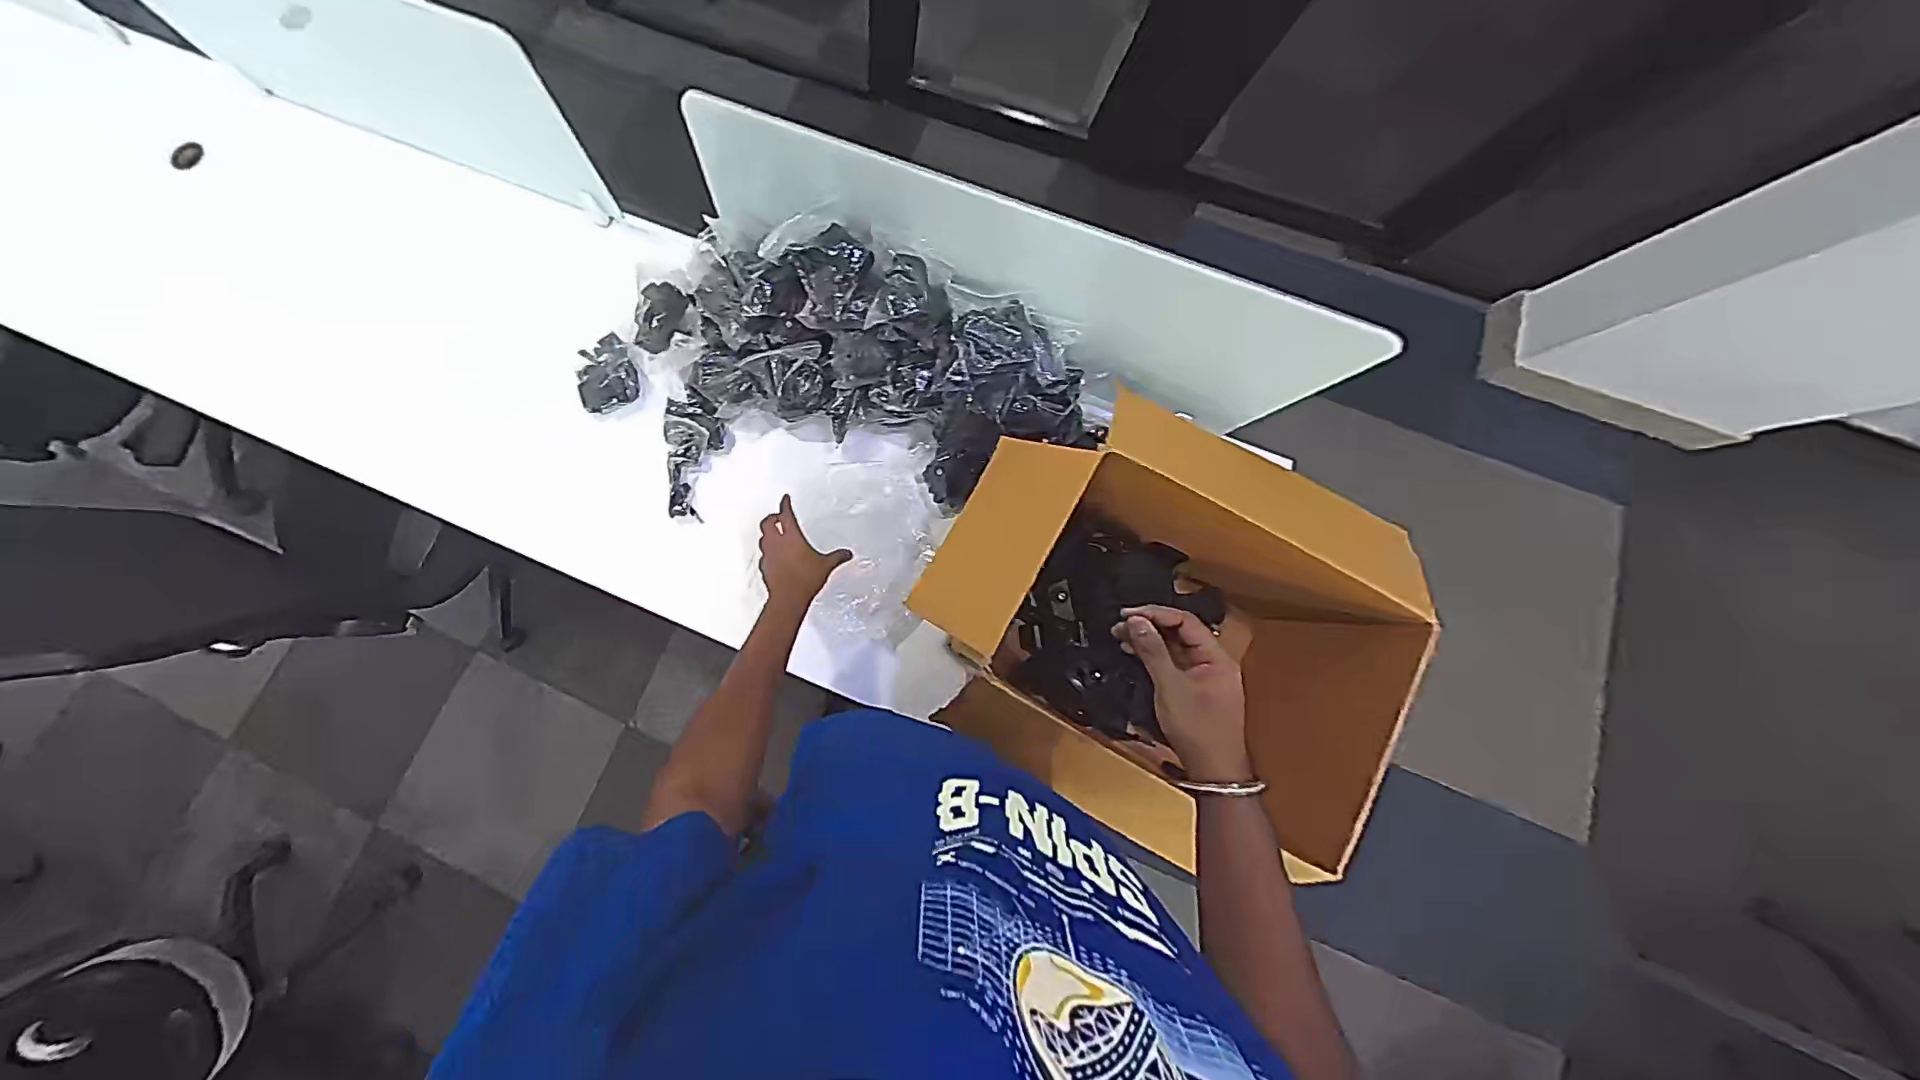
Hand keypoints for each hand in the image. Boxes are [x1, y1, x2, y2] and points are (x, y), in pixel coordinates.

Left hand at [758, 495, 851, 608]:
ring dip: (767, 533)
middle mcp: (776, 542)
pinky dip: (768, 552)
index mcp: (791, 536)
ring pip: (763, 538)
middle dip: (772, 517)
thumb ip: (837, 557)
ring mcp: (768, 554)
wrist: (788, 597)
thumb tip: (846, 554)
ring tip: (773, 533)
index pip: (786, 514)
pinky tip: (773, 556)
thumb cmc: (805, 579)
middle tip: (776, 516)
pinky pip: (763, 555)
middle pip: (767, 523)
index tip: (785, 499)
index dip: (785, 504)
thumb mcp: (826, 565)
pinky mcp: (764, 567)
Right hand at [1112, 605, 1250, 781]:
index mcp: (1217, 658)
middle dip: (1150, 625)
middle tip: (1123, 624)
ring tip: (1124, 636)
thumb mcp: (1169, 686)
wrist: (1213, 770)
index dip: (1156, 613)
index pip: (1185, 620)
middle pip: (1180, 632)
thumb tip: (1138, 622)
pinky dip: (1155, 656)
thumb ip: (1152, 651)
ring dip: (1150, 640)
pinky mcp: (1196, 688)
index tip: (1131, 614)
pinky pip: (1174, 663)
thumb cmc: (1201, 733)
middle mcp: (1214, 663)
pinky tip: (1138, 654)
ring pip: (1175, 647)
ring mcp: (1206, 676)